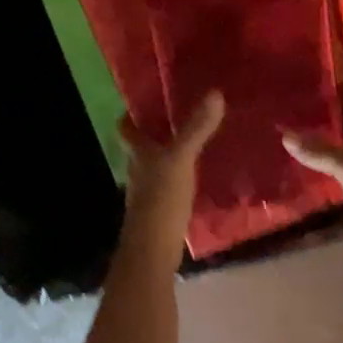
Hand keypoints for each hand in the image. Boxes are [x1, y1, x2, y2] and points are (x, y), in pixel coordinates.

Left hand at [120, 93, 224, 249]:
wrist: (153, 248)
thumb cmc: (161, 199)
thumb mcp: (181, 159)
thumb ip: (196, 128)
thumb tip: (215, 93)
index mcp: (138, 153)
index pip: (126, 127)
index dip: (133, 114)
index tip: (150, 101)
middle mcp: (139, 170)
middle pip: (143, 146)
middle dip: (158, 133)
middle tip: (183, 116)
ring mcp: (149, 192)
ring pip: (158, 166)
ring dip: (172, 155)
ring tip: (198, 142)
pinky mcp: (162, 210)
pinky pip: (171, 186)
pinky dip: (182, 178)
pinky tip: (201, 176)